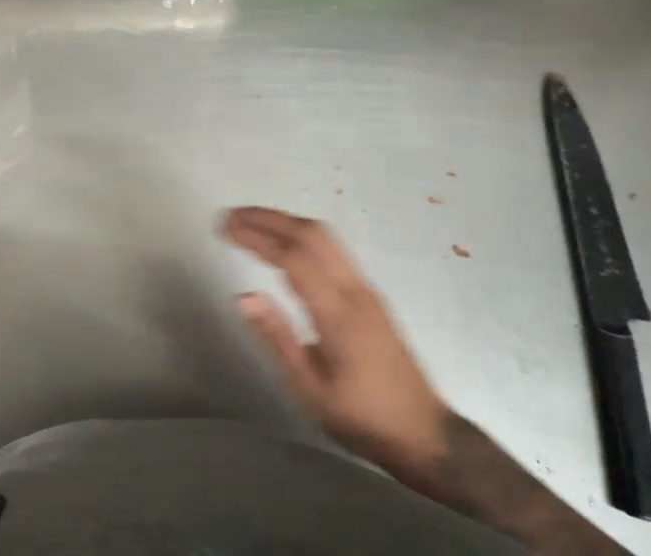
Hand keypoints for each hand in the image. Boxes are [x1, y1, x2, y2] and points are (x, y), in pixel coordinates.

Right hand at [223, 207, 449, 477]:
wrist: (425, 435)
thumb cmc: (362, 418)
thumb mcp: (310, 390)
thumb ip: (277, 339)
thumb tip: (244, 296)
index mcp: (339, 315)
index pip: (293, 258)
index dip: (257, 237)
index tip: (224, 229)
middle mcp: (356, 292)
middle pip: (312, 235)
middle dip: (269, 217)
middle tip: (230, 216)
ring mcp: (367, 292)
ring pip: (325, 239)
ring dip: (285, 223)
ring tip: (248, 223)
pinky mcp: (371, 298)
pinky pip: (333, 252)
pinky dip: (300, 238)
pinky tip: (281, 246)